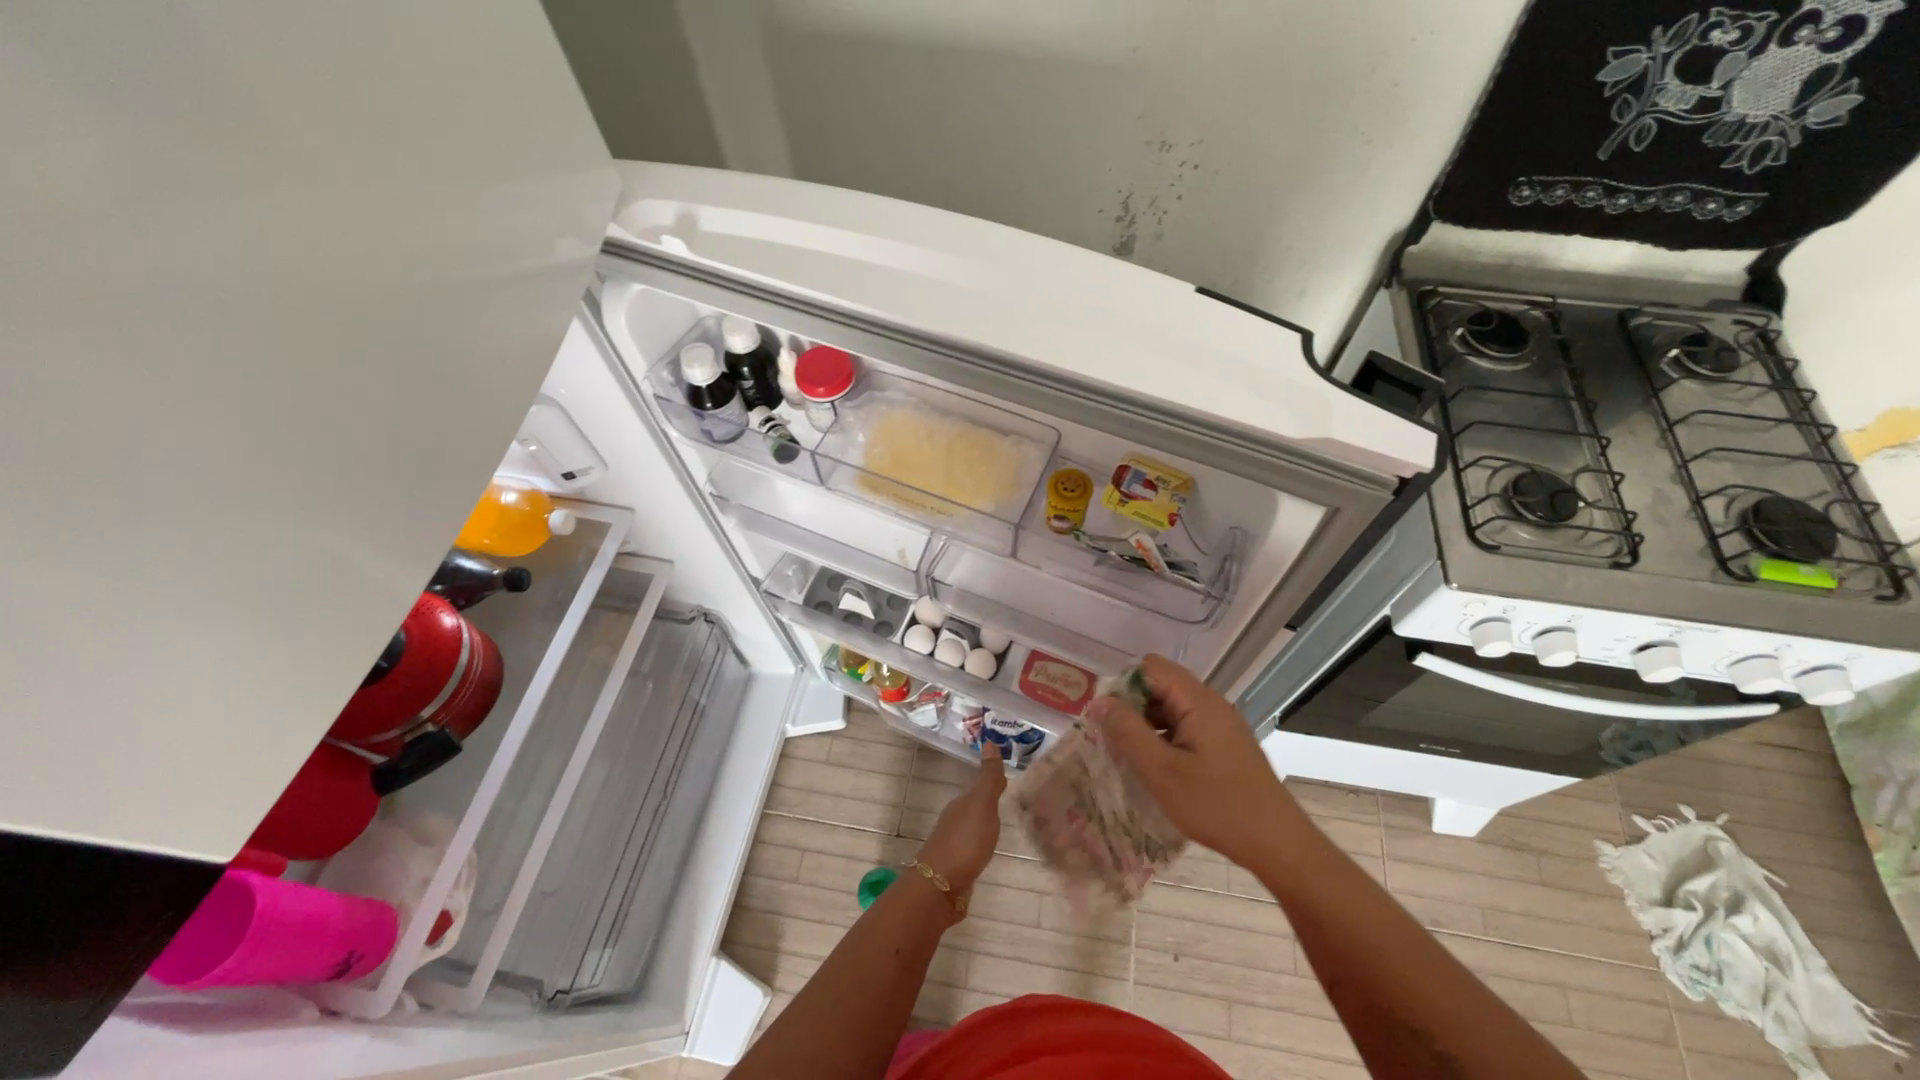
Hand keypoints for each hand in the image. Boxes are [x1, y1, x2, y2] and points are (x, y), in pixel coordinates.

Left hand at [914, 745, 1006, 915]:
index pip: (980, 786)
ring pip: (975, 827)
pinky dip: (984, 843)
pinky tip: (991, 849)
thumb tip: (989, 741)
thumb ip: (988, 778)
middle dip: (991, 800)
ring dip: (987, 823)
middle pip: (976, 806)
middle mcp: (956, 821)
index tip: (1011, 774)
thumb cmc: (964, 842)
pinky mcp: (959, 867)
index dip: (994, 779)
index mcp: (962, 805)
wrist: (940, 887)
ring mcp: (956, 845)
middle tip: (1015, 796)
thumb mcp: (981, 806)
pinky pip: (975, 847)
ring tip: (1007, 821)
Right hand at [1087, 653, 1296, 867]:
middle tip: (1112, 741)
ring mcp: (1222, 725)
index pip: (1151, 668)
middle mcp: (1212, 704)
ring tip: (1129, 757)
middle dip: (1132, 707)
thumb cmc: (1216, 806)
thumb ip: (1128, 732)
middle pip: (1162, 685)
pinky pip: (1187, 727)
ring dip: (1147, 725)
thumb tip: (1101, 702)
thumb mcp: (1162, 771)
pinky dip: (1165, 739)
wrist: (1276, 842)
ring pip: (1173, 709)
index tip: (1106, 719)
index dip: (1123, 685)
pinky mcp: (1225, 745)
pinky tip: (1156, 768)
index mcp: (1199, 701)